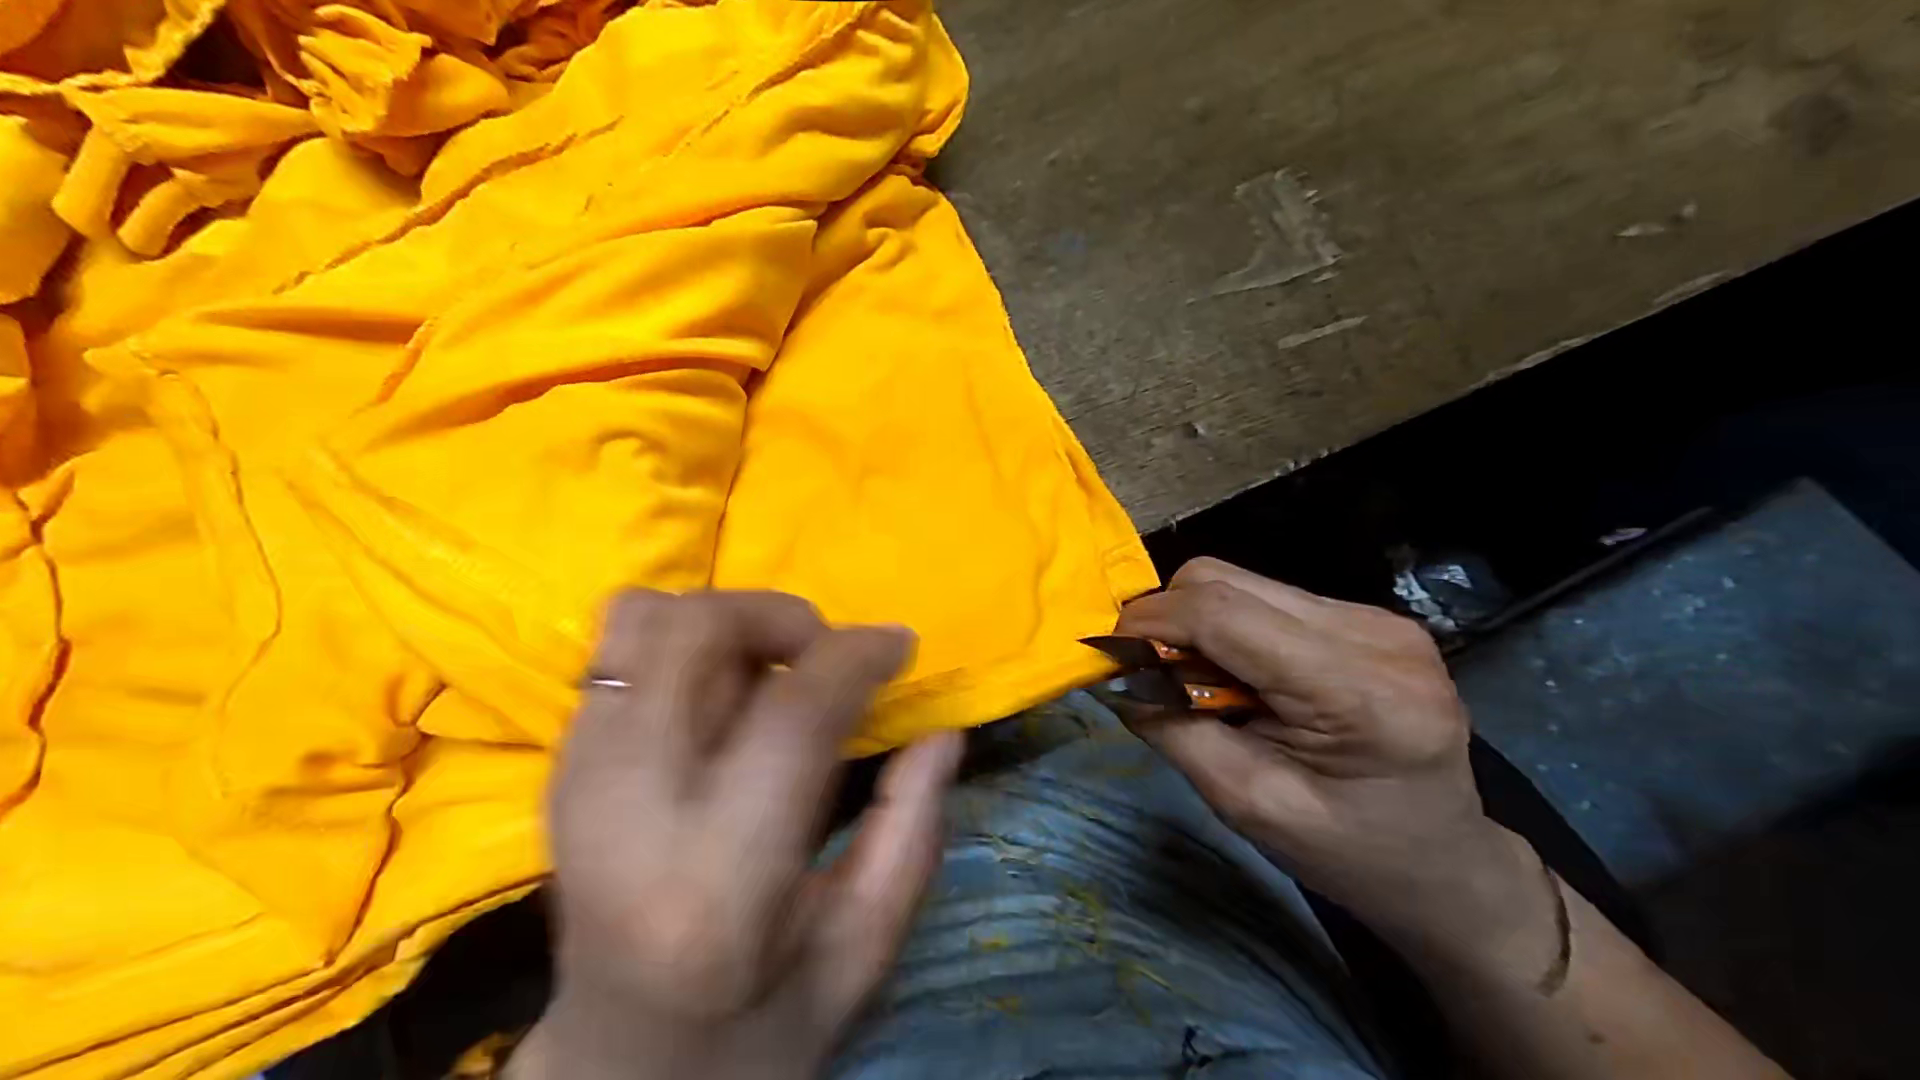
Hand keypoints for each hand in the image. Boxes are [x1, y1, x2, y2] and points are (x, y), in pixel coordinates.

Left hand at [510, 591, 963, 1079]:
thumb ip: (912, 830)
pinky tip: (722, 691)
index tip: (901, 647)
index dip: (856, 657)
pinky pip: (620, 644)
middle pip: (696, 632)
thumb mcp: (862, 949)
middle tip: (826, 654)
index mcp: (717, 881)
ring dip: (728, 620)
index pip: (791, 716)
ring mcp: (579, 777)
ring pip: (646, 617)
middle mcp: (629, 809)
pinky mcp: (562, 763)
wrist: (619, 1066)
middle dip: (781, 615)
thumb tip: (943, 729)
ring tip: (771, 669)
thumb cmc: (758, 1023)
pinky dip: (684, 639)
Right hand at [1113, 559, 1536, 937]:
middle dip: (1167, 617)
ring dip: (1197, 622)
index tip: (1106, 650)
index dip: (1150, 621)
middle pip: (1226, 580)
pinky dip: (1229, 627)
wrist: (1444, 863)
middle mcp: (1374, 633)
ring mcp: (1376, 618)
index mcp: (1359, 691)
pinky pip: (1266, 598)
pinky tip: (1240, 674)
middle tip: (1150, 672)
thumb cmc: (1347, 853)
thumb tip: (1113, 673)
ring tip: (1200, 681)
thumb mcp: (1245, 803)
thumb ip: (1173, 729)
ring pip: (1241, 582)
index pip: (1223, 613)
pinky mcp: (1367, 617)